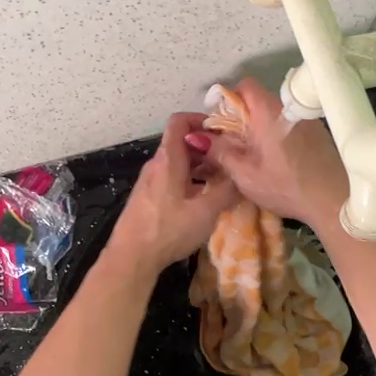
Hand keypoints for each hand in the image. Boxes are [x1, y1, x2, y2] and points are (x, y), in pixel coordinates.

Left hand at [104, 113, 239, 273]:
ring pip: (178, 163)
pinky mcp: (148, 197)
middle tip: (231, 161)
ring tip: (222, 182)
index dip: (200, 119)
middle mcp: (156, 165)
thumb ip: (227, 191)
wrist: (131, 257)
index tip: (222, 131)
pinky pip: (172, 178)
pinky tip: (203, 200)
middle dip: (207, 148)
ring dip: (200, 167)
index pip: (179, 121)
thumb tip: (243, 176)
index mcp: (168, 160)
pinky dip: (190, 181)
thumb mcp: (205, 212)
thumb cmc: (168, 230)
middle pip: (182, 143)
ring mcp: (150, 182)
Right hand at [205, 78, 347, 230]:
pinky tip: (277, 159)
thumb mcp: (245, 174)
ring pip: (275, 113)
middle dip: (242, 117)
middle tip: (233, 143)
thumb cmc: (286, 187)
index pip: (245, 86)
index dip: (229, 99)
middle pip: (259, 100)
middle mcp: (289, 109)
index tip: (221, 121)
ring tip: (254, 153)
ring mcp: (306, 119)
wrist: (334, 201)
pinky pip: (289, 124)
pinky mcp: (317, 133)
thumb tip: (200, 137)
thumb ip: (220, 151)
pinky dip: (277, 135)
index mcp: (269, 112)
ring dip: (260, 127)